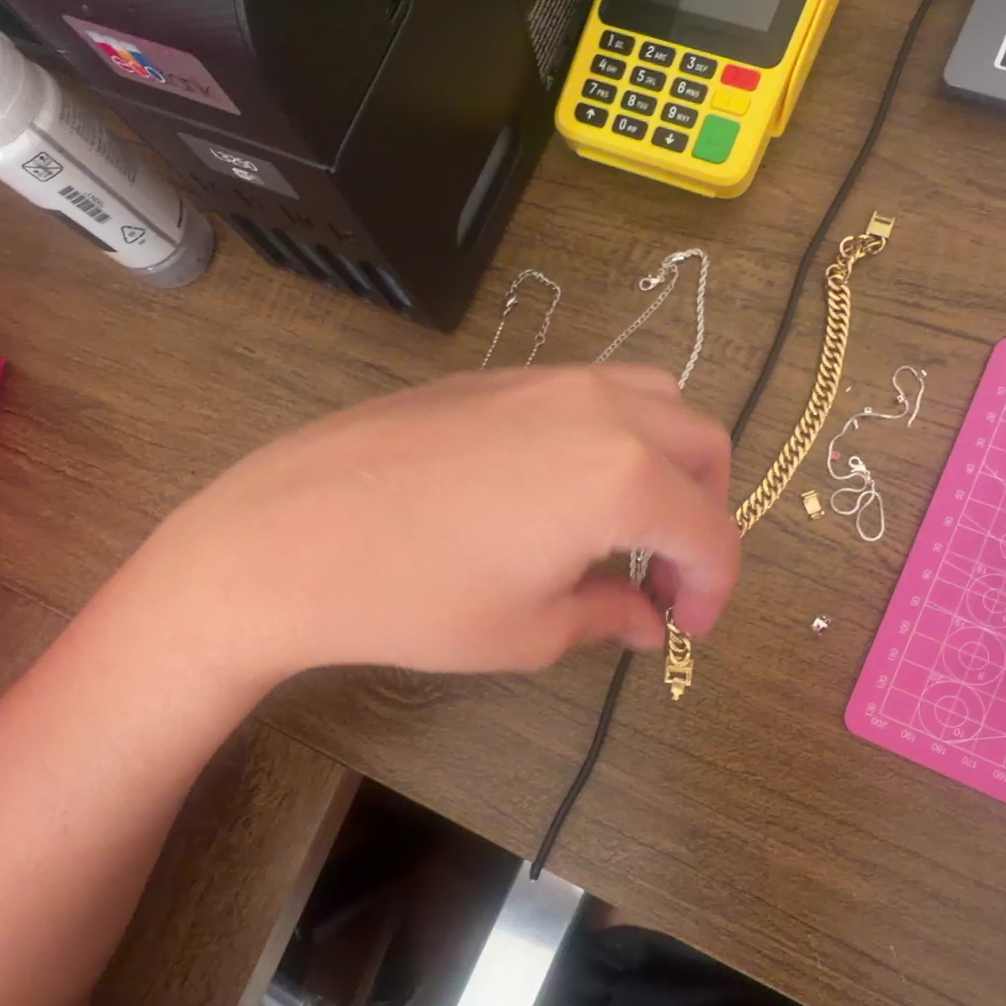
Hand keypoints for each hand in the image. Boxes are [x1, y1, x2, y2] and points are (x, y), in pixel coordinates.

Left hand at [150, 365, 740, 678]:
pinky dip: (612, 434)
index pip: (710, 531)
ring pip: (652, 397)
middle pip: (701, 443)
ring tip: (627, 520)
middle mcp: (600, 409)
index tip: (691, 628)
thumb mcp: (527, 629)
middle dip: (705, 512)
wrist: (288, 537)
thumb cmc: (415, 599)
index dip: (716, 588)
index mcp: (622, 476)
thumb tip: (649, 620)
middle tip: (668, 572)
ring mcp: (546, 380)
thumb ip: (608, 615)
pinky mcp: (497, 375)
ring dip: (666, 459)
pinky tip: (563, 488)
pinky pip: (590, 390)